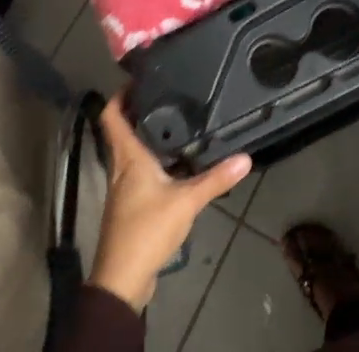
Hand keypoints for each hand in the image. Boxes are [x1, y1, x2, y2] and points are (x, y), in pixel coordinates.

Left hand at [89, 97, 252, 310]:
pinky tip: (174, 164)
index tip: (138, 79)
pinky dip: (152, 162)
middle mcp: (120, 168)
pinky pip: (138, 173)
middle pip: (122, 132)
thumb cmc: (146, 230)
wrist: (123, 278)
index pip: (112, 117)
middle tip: (167, 95)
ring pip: (130, 153)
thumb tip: (245, 157)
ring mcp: (123, 189)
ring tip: (175, 123)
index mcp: (128, 158)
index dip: (120, 96)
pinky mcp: (129, 207)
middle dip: (139, 113)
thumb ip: (215, 179)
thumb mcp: (186, 202)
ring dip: (146, 138)